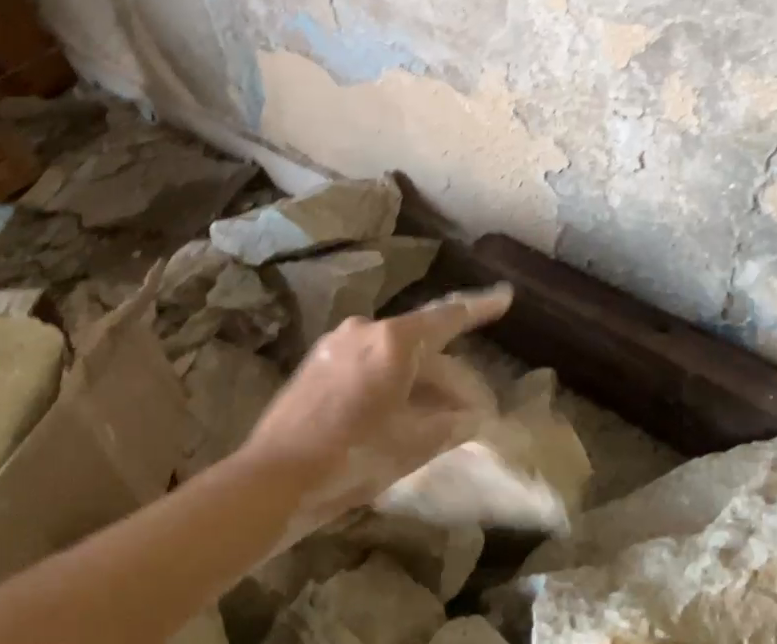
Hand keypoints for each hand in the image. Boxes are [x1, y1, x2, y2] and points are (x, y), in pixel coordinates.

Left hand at [237, 285, 513, 526]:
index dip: (480, 308)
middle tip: (472, 411)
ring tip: (437, 419)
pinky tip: (397, 414)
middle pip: (422, 346)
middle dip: (449, 378)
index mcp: (393, 341)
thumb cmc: (351, 458)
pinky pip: (368, 365)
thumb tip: (474, 415)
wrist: (271, 481)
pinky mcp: (317, 364)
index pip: (448, 318)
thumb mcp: (414, 444)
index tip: (505, 295)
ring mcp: (336, 345)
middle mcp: (365, 330)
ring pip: (393, 357)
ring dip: (419, 383)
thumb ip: (452, 424)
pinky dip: (391, 384)